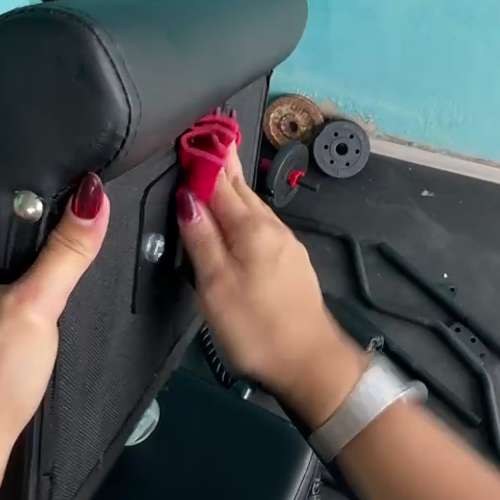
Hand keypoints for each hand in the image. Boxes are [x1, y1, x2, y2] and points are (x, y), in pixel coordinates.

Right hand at [176, 150, 365, 426]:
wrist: (311, 363)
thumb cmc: (257, 328)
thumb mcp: (217, 287)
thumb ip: (201, 239)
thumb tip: (187, 196)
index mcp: (252, 229)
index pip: (221, 185)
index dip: (204, 162)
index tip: (193, 136)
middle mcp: (272, 228)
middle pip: (241, 190)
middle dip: (223, 165)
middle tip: (210, 138)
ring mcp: (286, 245)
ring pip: (254, 206)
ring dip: (235, 186)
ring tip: (220, 167)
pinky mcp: (292, 262)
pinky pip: (262, 224)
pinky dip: (245, 209)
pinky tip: (239, 213)